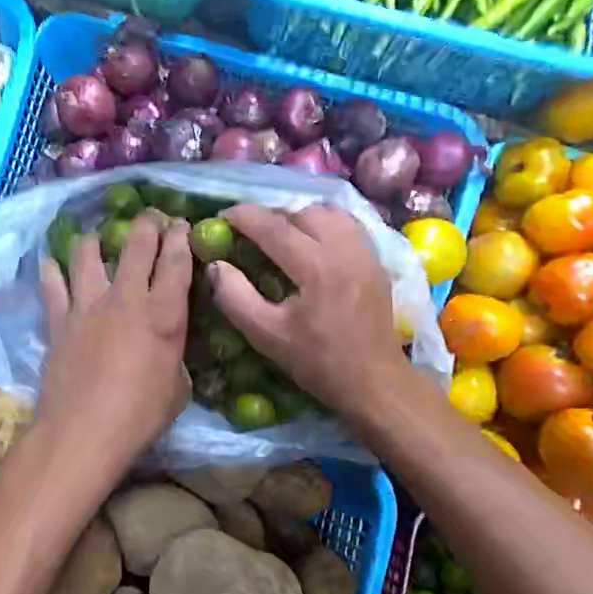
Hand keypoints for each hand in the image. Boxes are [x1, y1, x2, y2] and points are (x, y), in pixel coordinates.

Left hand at [38, 212, 192, 468]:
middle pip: (136, 244)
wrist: (84, 431)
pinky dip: (53, 270)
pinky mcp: (58, 320)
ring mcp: (87, 305)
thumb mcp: (177, 388)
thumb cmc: (141, 415)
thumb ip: (174, 357)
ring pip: (88, 254)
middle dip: (147, 223)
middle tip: (150, 217)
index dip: (181, 238)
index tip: (183, 224)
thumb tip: (168, 348)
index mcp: (164, 314)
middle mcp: (126, 298)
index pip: (176, 262)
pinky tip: (51, 262)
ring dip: (95, 239)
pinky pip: (53, 284)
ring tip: (97, 237)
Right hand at [209, 204, 411, 419]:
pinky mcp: (376, 260)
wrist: (373, 381)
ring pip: (329, 212)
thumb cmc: (317, 361)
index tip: (222, 218)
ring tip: (282, 236)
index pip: (273, 226)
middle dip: (272, 216)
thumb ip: (234, 297)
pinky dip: (325, 224)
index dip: (244, 217)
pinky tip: (312, 244)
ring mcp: (365, 251)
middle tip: (250, 232)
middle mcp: (344, 249)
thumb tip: (216, 266)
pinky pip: (348, 224)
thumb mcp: (266, 335)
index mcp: (316, 267)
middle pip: (302, 211)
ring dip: (300, 217)